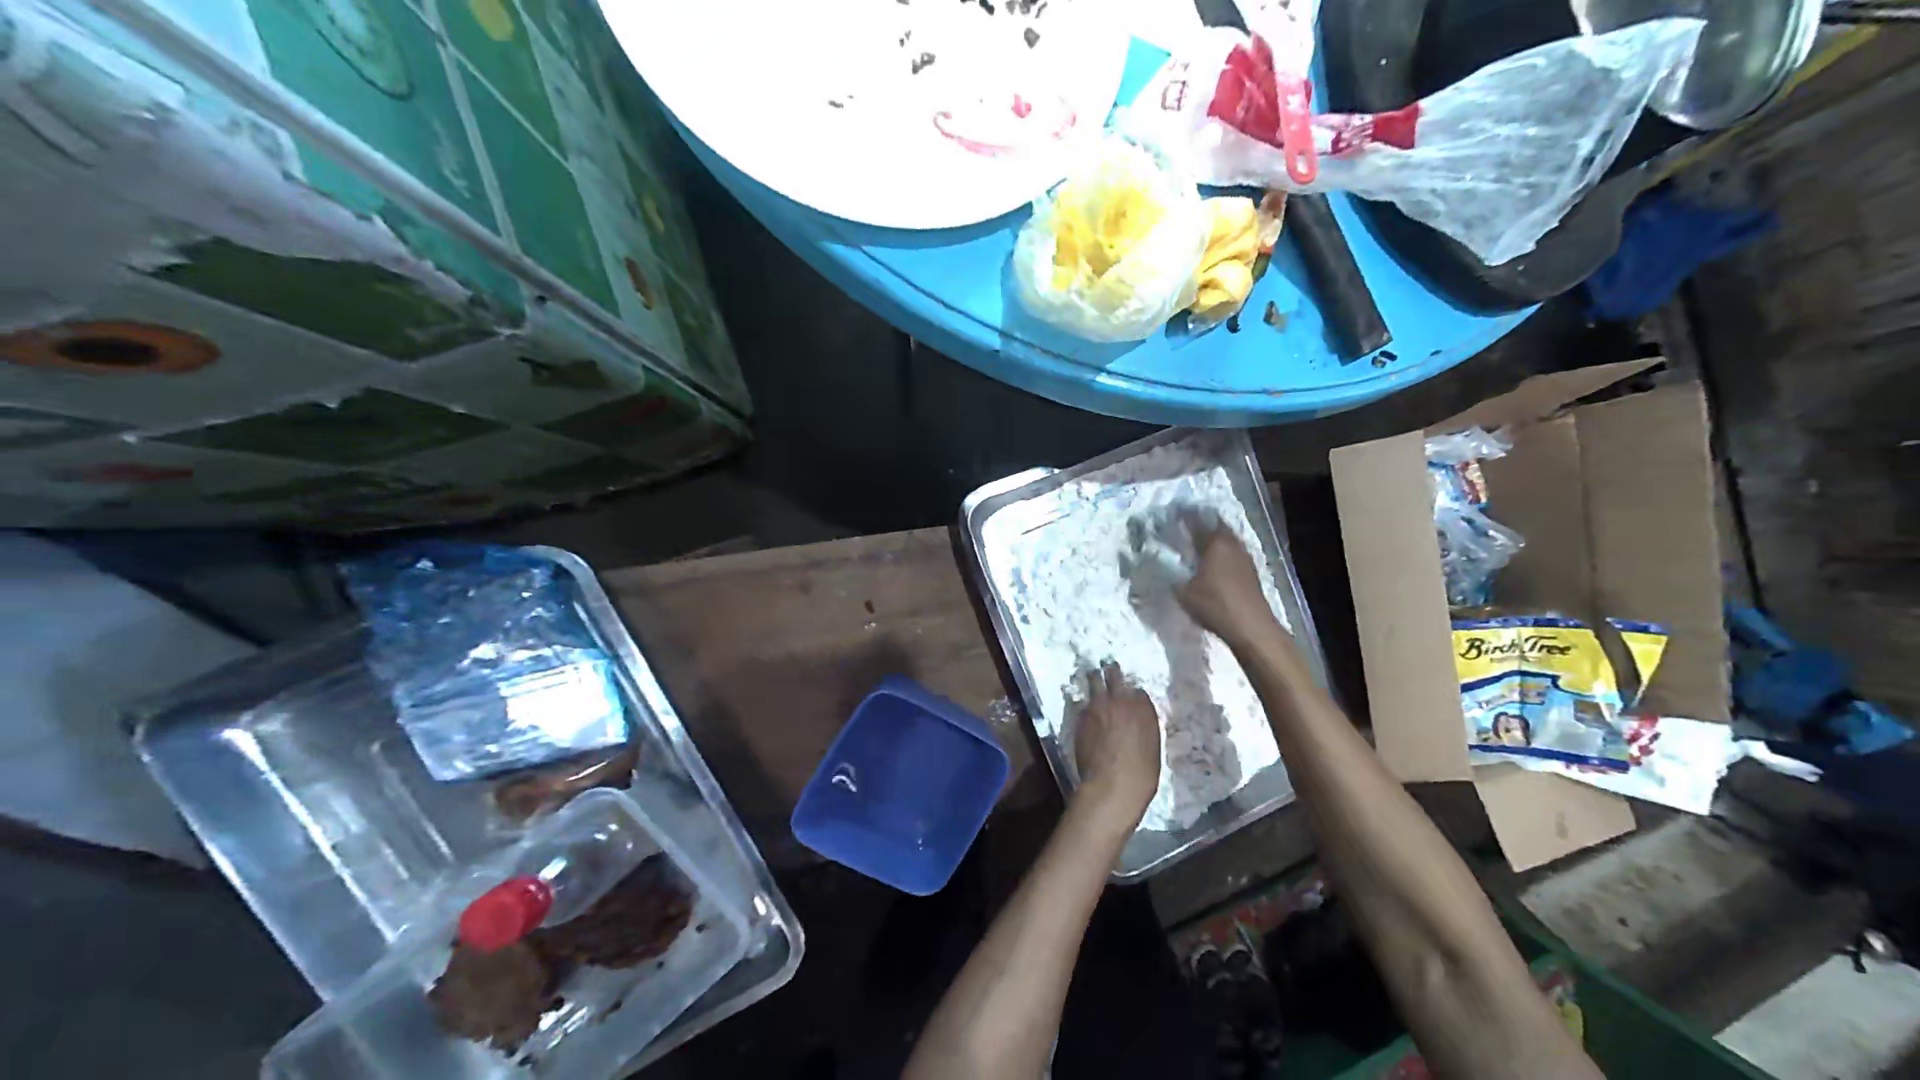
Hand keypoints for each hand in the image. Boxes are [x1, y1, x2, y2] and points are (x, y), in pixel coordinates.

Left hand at [1070, 663, 1159, 827]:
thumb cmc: (1142, 772)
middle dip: (1111, 673)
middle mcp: (1120, 700)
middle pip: (1113, 674)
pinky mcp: (1081, 716)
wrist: (1113, 784)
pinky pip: (1082, 703)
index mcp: (1143, 707)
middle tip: (1107, 671)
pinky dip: (1085, 705)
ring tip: (1091, 677)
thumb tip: (1134, 722)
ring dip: (1093, 680)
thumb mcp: (1151, 745)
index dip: (1130, 693)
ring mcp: (1097, 705)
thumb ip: (1142, 725)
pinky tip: (1084, 709)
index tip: (1127, 696)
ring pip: (1093, 681)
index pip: (1136, 690)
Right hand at [1176, 524, 1273, 644]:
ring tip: (1195, 543)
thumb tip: (1158, 560)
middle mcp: (1231, 543)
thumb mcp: (1182, 591)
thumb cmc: (1215, 605)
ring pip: (1225, 539)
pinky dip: (1220, 551)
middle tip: (1182, 526)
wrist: (1251, 627)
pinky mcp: (1250, 570)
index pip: (1196, 520)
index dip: (1182, 515)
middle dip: (1199, 523)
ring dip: (1211, 538)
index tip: (1169, 514)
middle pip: (1214, 525)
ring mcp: (1244, 556)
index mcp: (1214, 542)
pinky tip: (1211, 561)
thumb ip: (1169, 572)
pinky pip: (1231, 552)